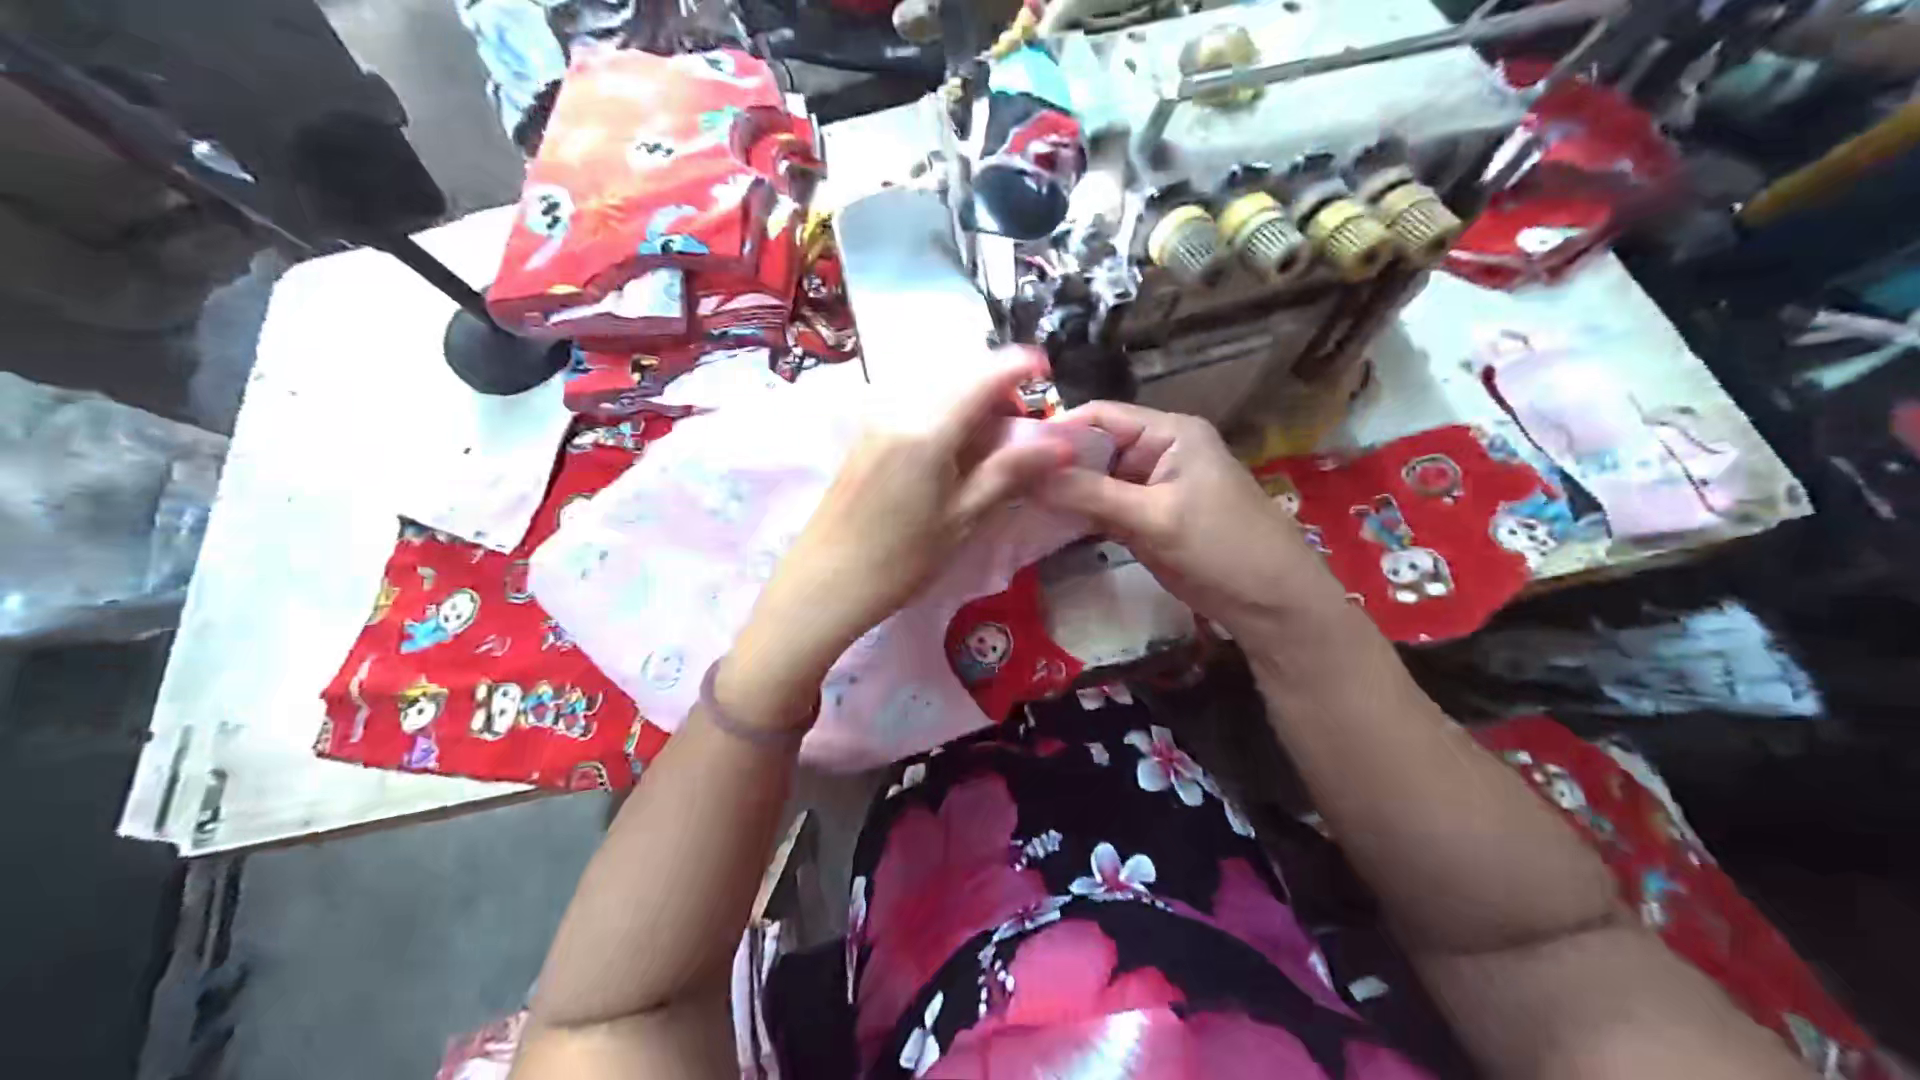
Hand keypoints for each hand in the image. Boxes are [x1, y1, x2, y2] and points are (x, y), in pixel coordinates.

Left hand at [721, 348, 1073, 727]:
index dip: (1021, 366)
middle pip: (960, 378)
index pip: (984, 375)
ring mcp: (875, 421)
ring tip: (989, 449)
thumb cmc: (900, 559)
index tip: (1048, 373)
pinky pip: (915, 409)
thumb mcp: (962, 517)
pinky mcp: (864, 438)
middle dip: (997, 392)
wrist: (824, 584)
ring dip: (970, 407)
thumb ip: (1009, 472)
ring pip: (937, 393)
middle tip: (1021, 433)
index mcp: (927, 427)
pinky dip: (944, 419)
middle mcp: (898, 408)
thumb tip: (1064, 444)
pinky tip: (951, 455)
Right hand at [1038, 401, 1344, 640]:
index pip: (1100, 416)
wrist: (1270, 604)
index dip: (1057, 431)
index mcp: (1169, 433)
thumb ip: (1091, 494)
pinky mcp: (1146, 518)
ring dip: (1064, 493)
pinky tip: (1044, 523)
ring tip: (1016, 502)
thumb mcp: (1154, 518)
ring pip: (1095, 480)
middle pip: (1094, 447)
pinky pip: (1103, 507)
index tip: (1010, 452)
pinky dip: (1079, 515)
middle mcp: (1157, 451)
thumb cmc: (1222, 547)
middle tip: (1006, 483)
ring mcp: (1150, 487)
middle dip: (1055, 465)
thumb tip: (1028, 474)